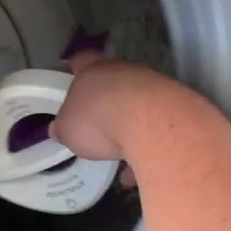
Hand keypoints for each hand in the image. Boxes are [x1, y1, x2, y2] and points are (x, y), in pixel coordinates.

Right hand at [51, 54, 198, 186]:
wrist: (149, 123)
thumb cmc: (97, 120)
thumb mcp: (67, 130)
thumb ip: (64, 127)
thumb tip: (59, 129)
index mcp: (92, 72)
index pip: (81, 60)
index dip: (76, 66)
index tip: (73, 72)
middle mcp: (123, 72)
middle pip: (112, 81)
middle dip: (105, 102)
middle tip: (95, 124)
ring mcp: (151, 86)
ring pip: (135, 104)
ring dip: (127, 126)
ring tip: (117, 156)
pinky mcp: (172, 105)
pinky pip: (152, 127)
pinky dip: (143, 146)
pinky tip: (135, 170)